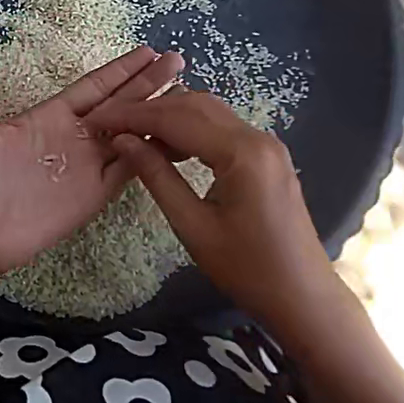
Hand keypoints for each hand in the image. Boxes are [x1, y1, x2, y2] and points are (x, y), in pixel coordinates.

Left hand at [0, 39, 183, 283]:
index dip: (120, 69)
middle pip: (120, 103)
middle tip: (177, 61)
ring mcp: (88, 166)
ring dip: (156, 114)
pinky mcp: (95, 195)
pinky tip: (174, 139)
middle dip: (148, 82)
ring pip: (131, 133)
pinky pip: (129, 169)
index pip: (94, 86)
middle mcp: (75, 137)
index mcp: (51, 116)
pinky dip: (152, 154)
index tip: (147, 51)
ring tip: (185, 95)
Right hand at [85, 87, 329, 326]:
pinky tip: (167, 146)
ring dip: (169, 116)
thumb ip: (156, 175)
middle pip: (193, 104)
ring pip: (208, 111)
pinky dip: (189, 128)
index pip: (176, 118)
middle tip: (111, 123)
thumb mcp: (192, 226)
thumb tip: (122, 140)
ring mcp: (265, 144)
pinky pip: (221, 127)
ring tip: (133, 134)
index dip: (133, 115)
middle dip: (149, 109)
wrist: (304, 298)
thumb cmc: (248, 270)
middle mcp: (257, 137)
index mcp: (242, 153)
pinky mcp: (266, 155)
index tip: (99, 117)